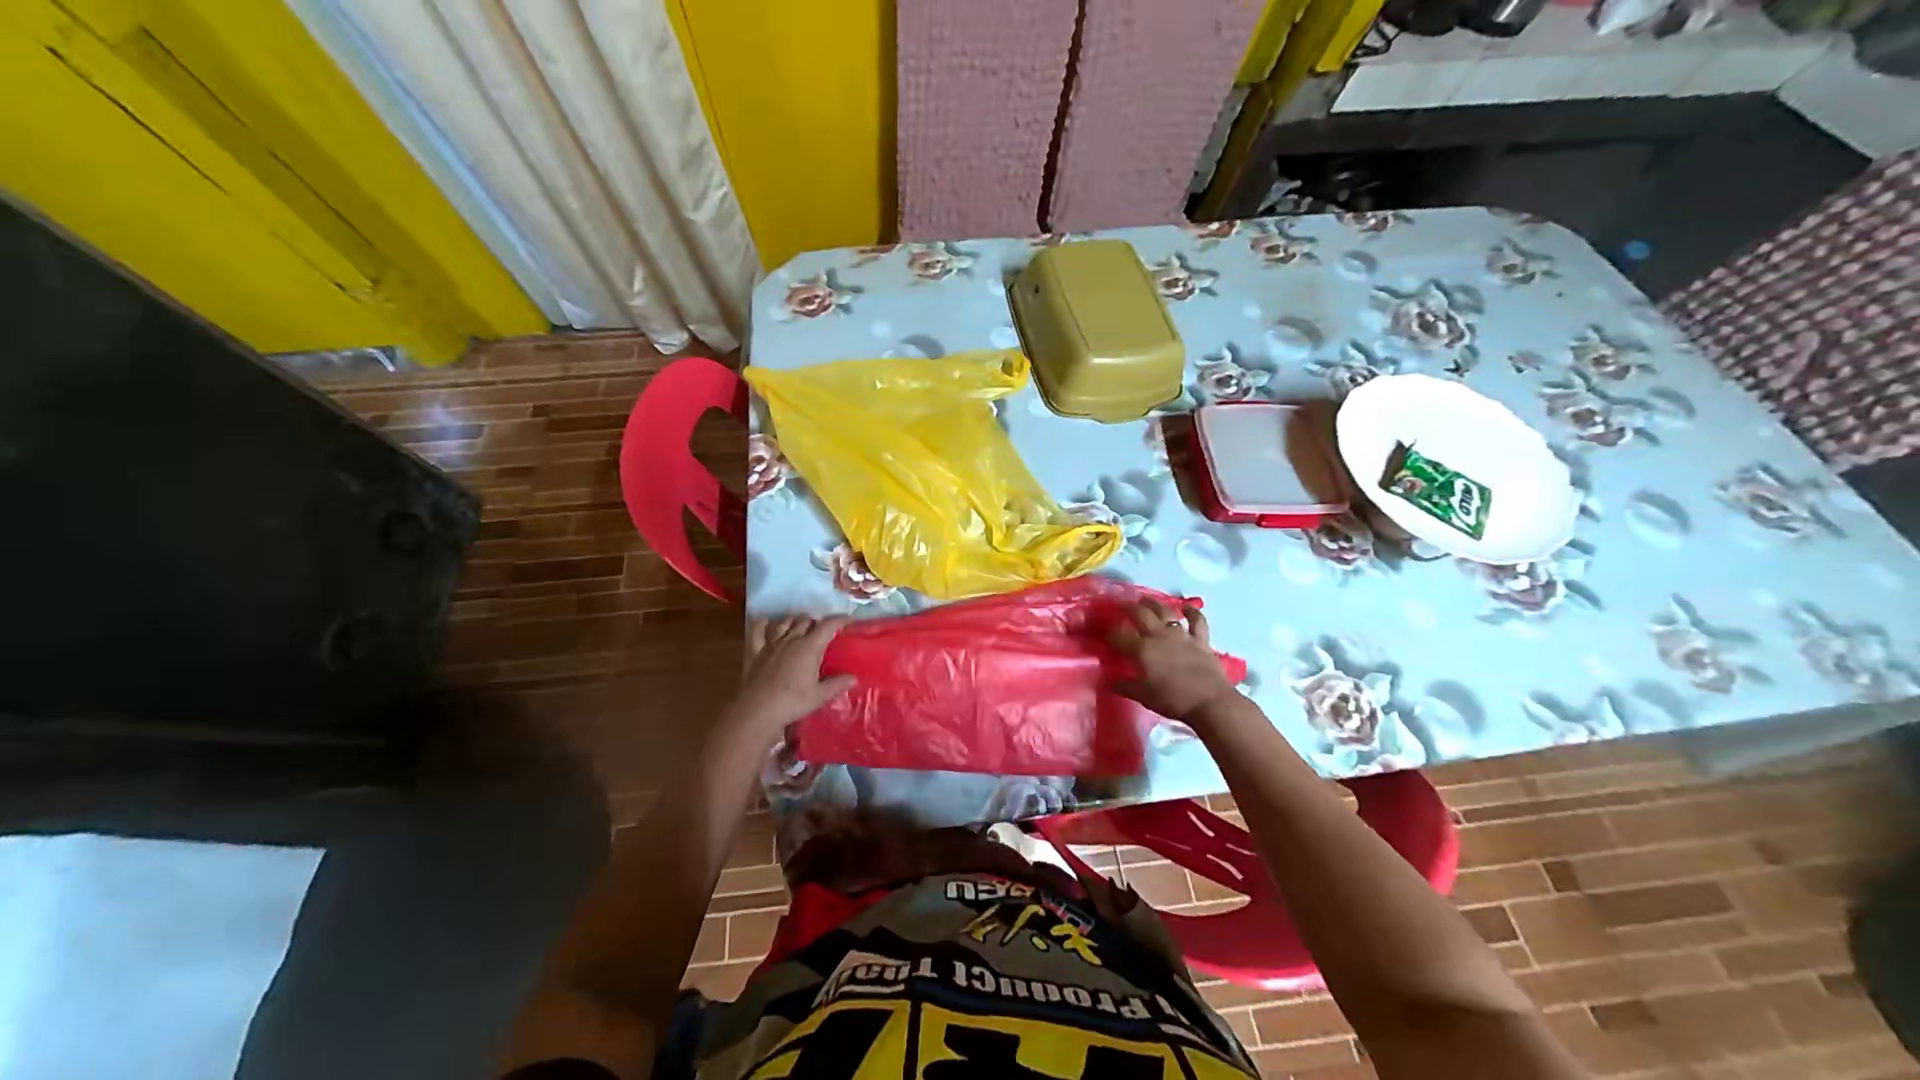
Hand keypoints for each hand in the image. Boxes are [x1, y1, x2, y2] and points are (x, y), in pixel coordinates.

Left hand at [721, 615, 856, 741]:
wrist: (757, 709)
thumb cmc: (792, 702)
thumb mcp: (820, 696)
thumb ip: (837, 684)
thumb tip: (853, 678)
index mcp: (809, 647)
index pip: (828, 625)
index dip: (841, 620)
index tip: (850, 620)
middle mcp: (791, 639)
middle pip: (805, 620)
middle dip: (816, 622)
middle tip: (823, 632)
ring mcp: (771, 643)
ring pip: (785, 622)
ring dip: (794, 621)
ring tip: (800, 626)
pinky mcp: (755, 651)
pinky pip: (758, 630)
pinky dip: (763, 624)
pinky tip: (766, 624)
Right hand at [1105, 599, 1239, 721]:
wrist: (1209, 701)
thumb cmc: (1172, 700)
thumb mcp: (1143, 696)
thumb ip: (1124, 686)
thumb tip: (1108, 679)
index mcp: (1142, 650)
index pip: (1119, 635)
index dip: (1108, 629)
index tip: (1100, 626)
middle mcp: (1159, 636)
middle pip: (1141, 615)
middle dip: (1129, 607)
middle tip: (1122, 604)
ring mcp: (1181, 635)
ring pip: (1165, 612)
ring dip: (1154, 603)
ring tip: (1145, 599)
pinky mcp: (1201, 640)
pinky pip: (1197, 621)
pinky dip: (1191, 612)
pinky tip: (1185, 607)